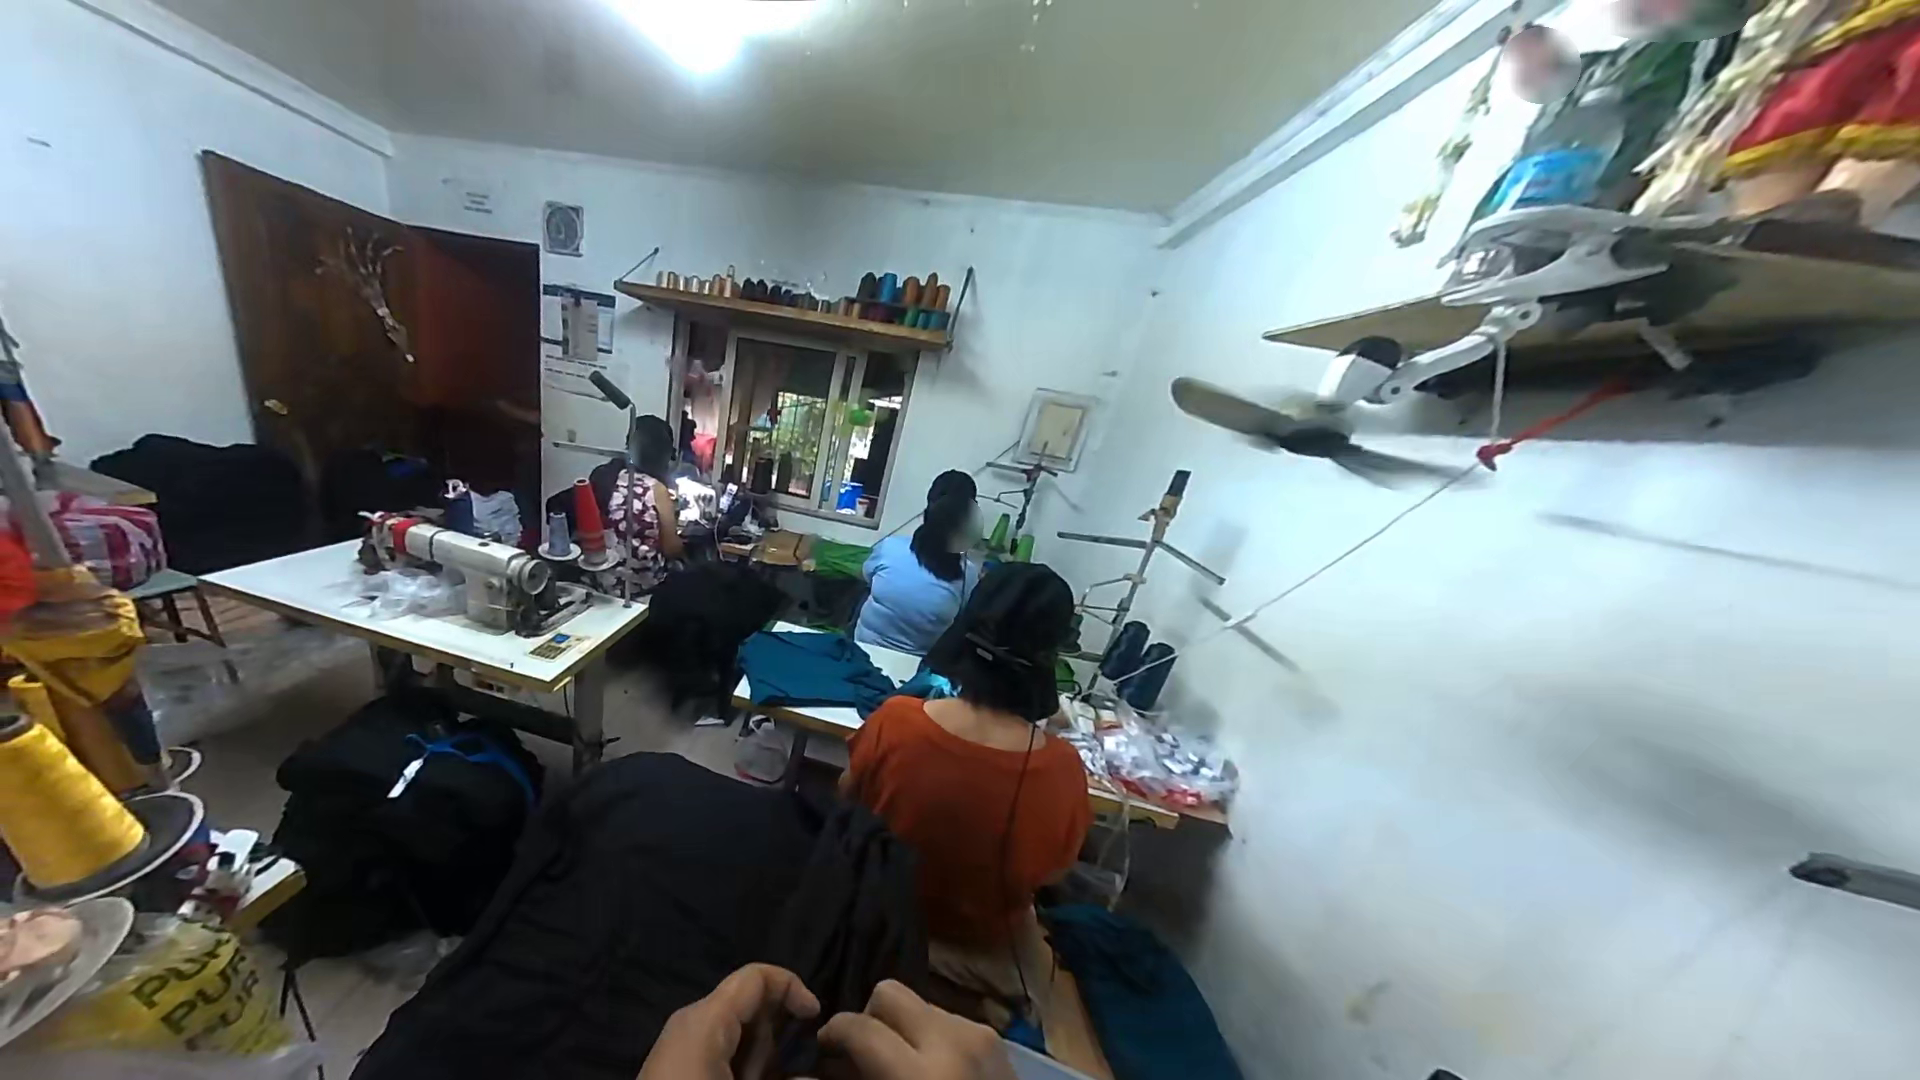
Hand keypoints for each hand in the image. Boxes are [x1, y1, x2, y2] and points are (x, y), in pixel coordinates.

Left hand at [638, 963, 820, 1079]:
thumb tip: (811, 1077)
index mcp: (707, 1020)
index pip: (757, 977)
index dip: (792, 987)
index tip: (815, 1021)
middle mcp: (690, 1025)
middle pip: (747, 1006)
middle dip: (777, 1034)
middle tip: (792, 1071)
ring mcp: (676, 1051)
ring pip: (733, 1034)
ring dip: (761, 1058)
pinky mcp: (670, 1075)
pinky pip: (716, 1057)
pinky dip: (739, 1070)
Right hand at [818, 981, 1015, 1079]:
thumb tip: (830, 1065)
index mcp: (920, 1078)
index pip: (863, 1029)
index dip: (834, 1032)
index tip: (824, 1048)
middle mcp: (950, 1041)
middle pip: (889, 992)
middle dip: (868, 1017)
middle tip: (861, 1053)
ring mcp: (976, 1032)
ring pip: (918, 1002)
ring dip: (901, 1028)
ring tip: (899, 1066)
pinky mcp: (992, 1035)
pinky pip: (945, 1017)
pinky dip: (929, 1037)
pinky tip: (932, 1071)